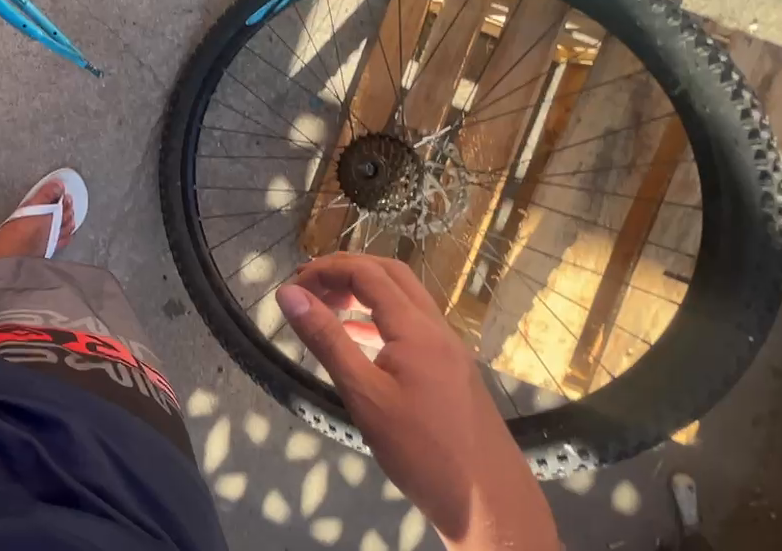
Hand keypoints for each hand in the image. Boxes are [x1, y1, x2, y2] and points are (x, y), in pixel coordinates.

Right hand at [277, 254, 557, 550]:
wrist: (493, 511)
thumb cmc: (423, 452)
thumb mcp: (363, 395)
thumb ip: (325, 338)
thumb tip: (288, 293)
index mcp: (418, 330)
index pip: (366, 273)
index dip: (324, 270)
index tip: (291, 288)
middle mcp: (438, 331)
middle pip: (390, 274)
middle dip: (345, 270)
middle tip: (307, 286)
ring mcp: (450, 352)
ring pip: (404, 298)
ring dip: (363, 290)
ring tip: (325, 305)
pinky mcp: (453, 372)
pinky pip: (413, 324)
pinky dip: (379, 315)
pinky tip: (358, 337)